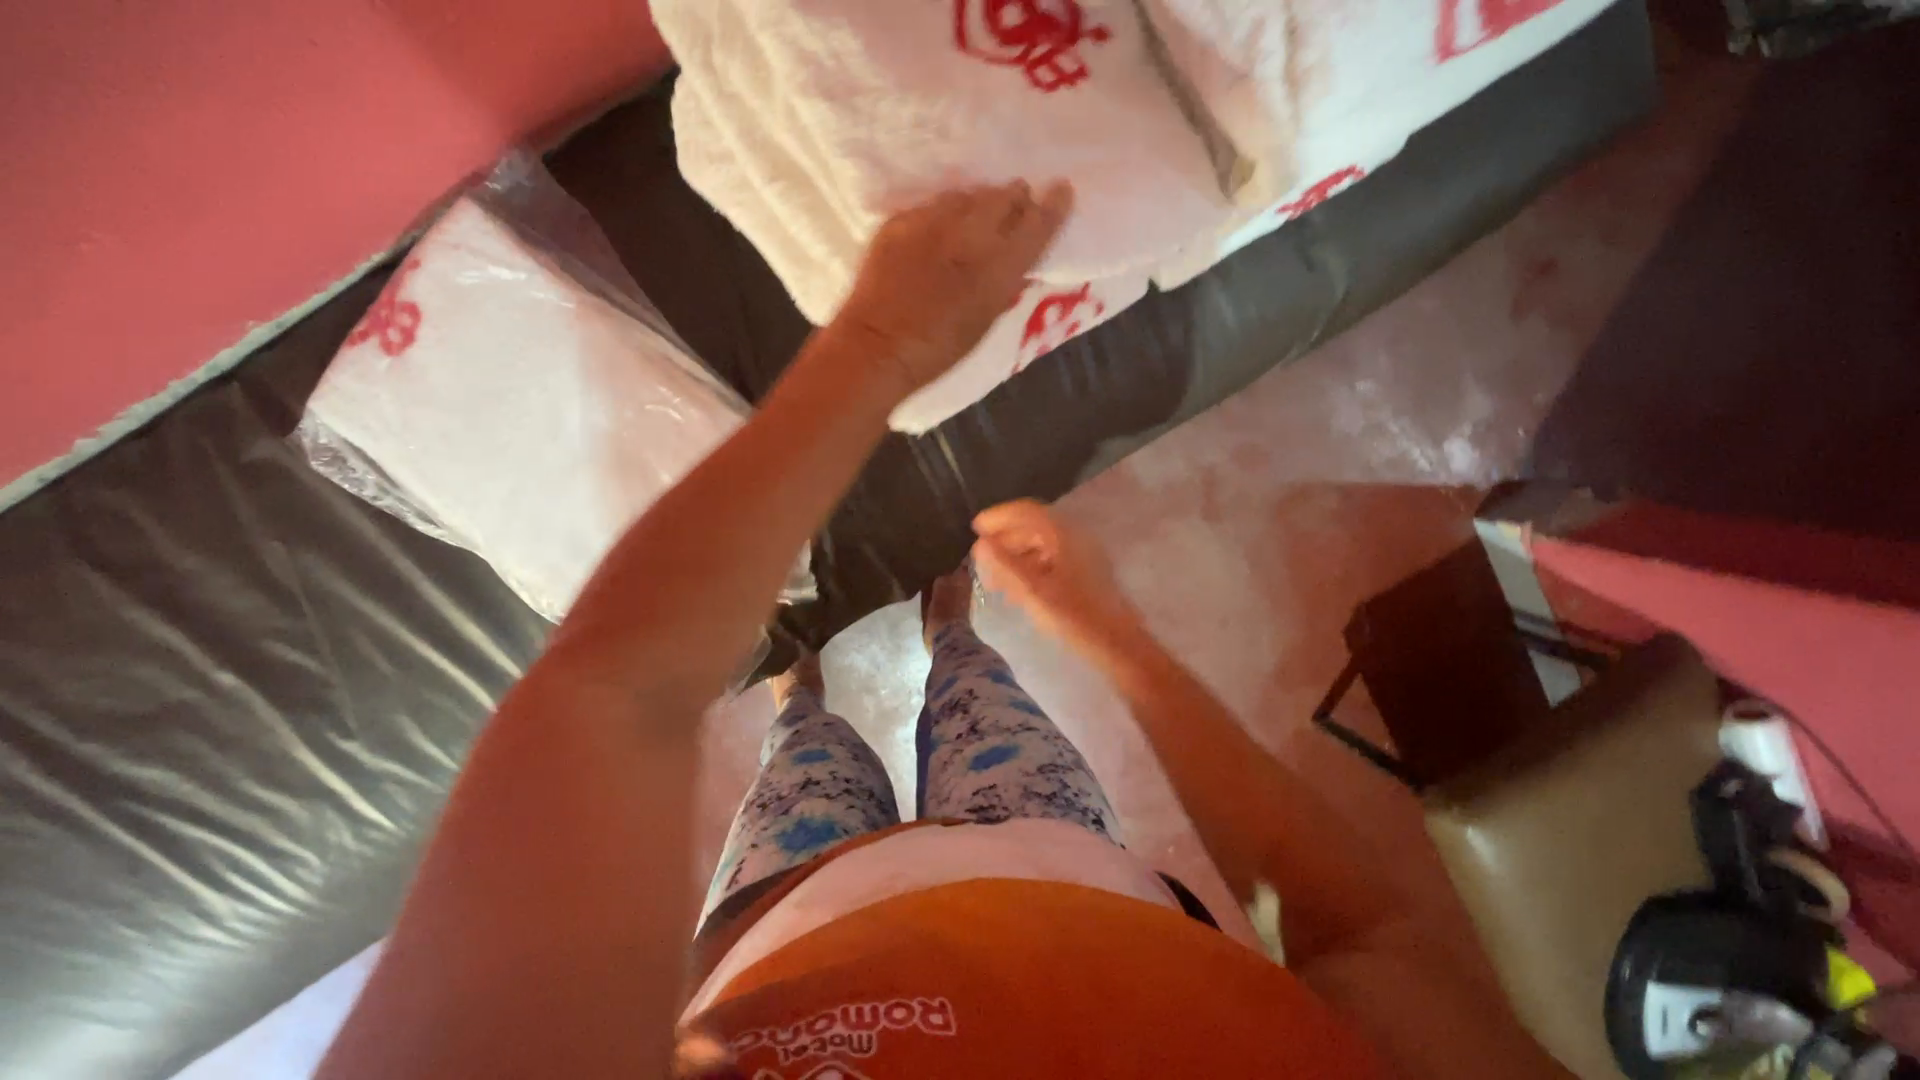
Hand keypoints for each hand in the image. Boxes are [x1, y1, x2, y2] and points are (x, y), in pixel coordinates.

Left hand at [837, 181, 1073, 399]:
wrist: (876, 348)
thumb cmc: (937, 351)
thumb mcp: (986, 321)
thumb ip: (1004, 284)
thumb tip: (1016, 263)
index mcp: (999, 266)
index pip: (1038, 222)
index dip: (1054, 204)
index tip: (1062, 190)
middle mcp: (970, 234)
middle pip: (1003, 197)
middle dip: (1013, 199)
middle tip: (1017, 201)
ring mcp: (932, 222)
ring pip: (967, 195)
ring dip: (977, 202)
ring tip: (978, 214)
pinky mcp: (900, 220)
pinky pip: (931, 206)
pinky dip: (942, 214)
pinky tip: (939, 229)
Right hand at [971, 499, 1144, 662]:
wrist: (1117, 645)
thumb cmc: (1074, 617)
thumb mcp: (1033, 592)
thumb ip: (1004, 565)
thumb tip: (980, 544)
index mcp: (1063, 535)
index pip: (1026, 511)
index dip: (999, 517)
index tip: (975, 528)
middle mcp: (1075, 538)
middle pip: (1033, 527)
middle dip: (1004, 540)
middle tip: (981, 558)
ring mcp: (1083, 556)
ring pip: (1041, 546)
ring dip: (1015, 557)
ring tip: (994, 580)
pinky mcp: (1086, 574)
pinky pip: (1051, 561)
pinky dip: (1030, 569)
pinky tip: (1017, 591)